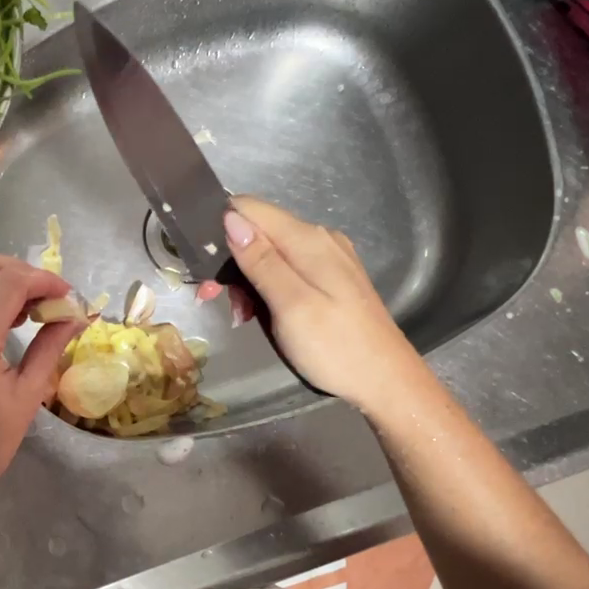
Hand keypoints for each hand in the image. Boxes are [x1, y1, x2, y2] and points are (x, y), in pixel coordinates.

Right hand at [223, 195, 429, 413]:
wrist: (384, 380)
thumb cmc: (335, 347)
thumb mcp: (290, 306)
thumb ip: (261, 261)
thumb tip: (231, 219)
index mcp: (307, 240)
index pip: (250, 208)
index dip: (220, 229)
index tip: (204, 266)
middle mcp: (319, 238)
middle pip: (258, 231)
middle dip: (230, 261)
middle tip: (213, 299)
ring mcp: (328, 257)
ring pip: (270, 252)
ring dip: (246, 280)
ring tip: (243, 316)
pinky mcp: (330, 277)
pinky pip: (286, 268)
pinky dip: (265, 287)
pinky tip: (263, 314)